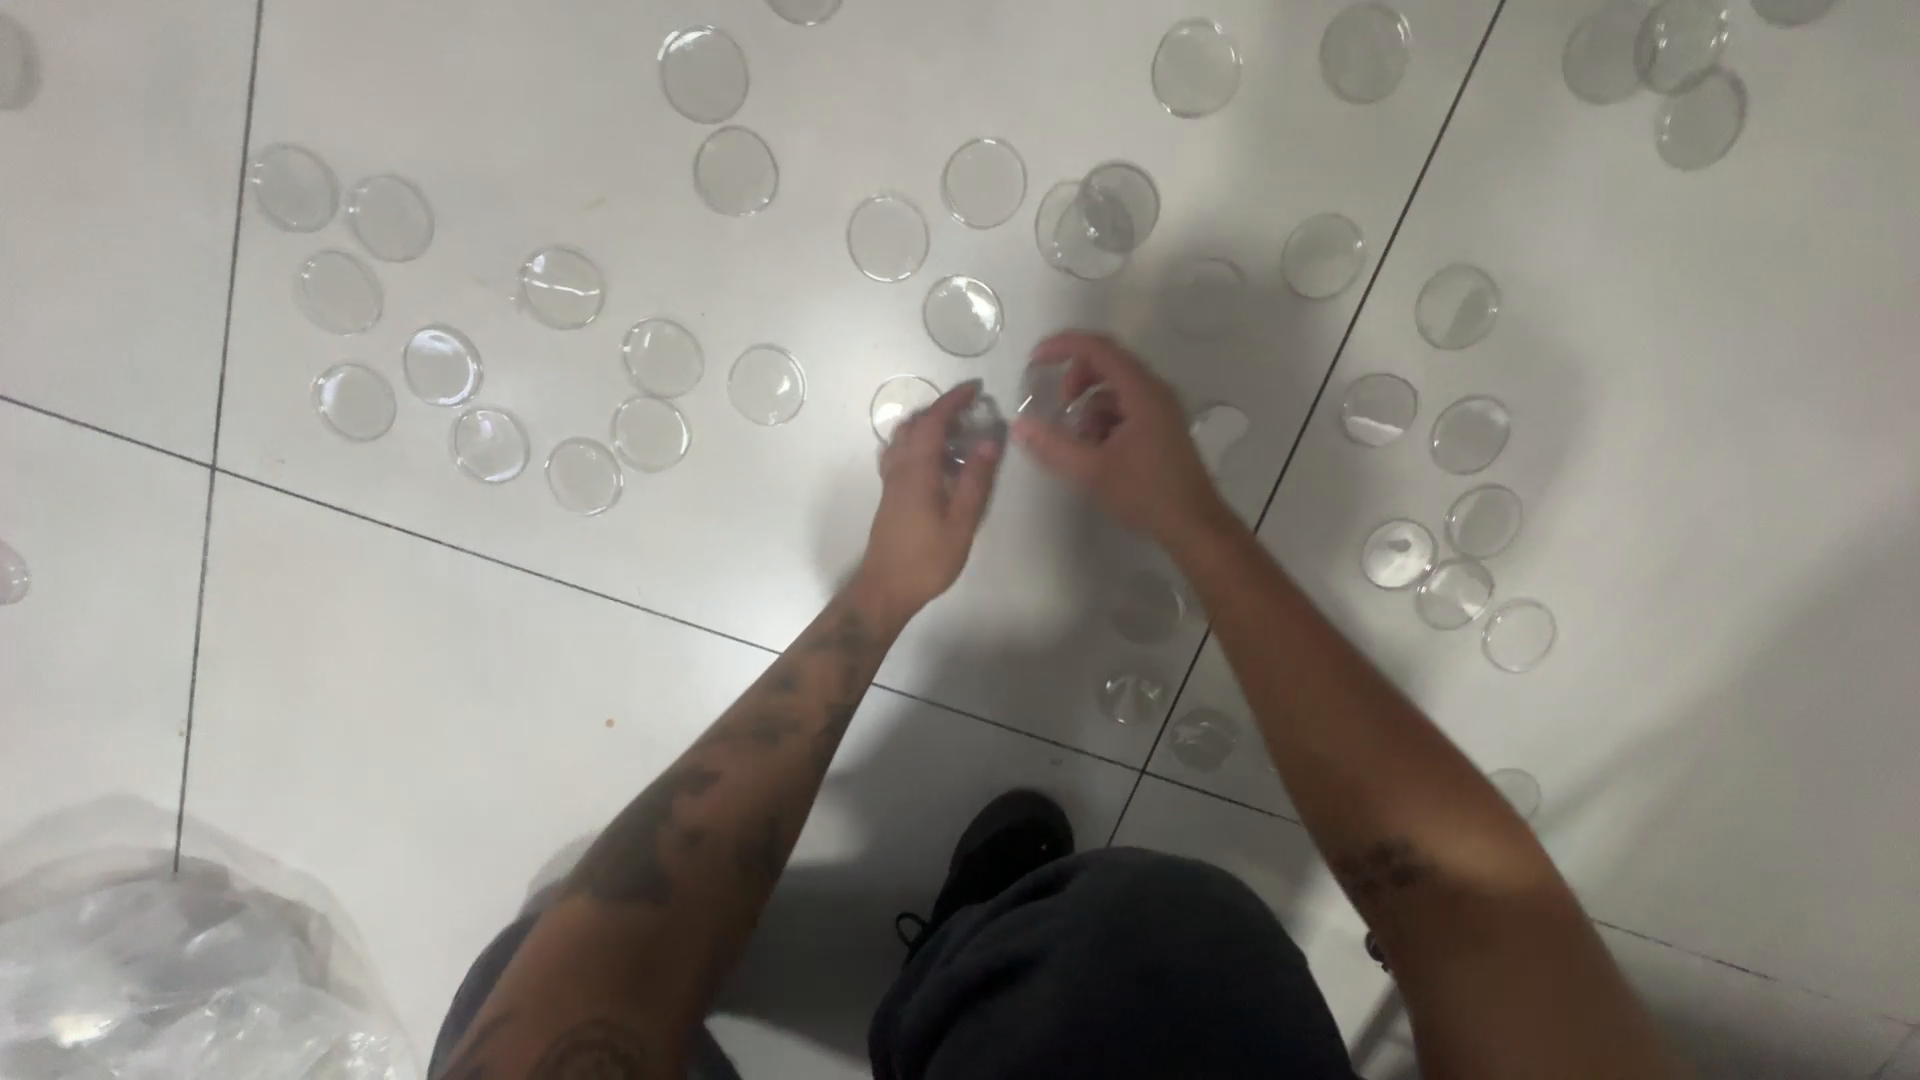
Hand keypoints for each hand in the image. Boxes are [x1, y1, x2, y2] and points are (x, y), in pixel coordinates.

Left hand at [851, 380, 1002, 624]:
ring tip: (957, 433)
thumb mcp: (961, 524)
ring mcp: (891, 483)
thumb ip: (975, 482)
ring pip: (903, 439)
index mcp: (916, 471)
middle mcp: (899, 470)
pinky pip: (901, 455)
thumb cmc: (926, 560)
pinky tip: (937, 461)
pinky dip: (919, 444)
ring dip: (928, 426)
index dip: (953, 400)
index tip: (975, 388)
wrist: (885, 588)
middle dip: (940, 409)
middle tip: (970, 410)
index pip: (932, 422)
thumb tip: (989, 441)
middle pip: (913, 425)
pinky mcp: (890, 496)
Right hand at [1013, 332, 1229, 543]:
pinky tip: (1098, 453)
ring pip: (1114, 391)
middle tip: (1058, 407)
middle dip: (1076, 381)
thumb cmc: (1146, 493)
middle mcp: (1154, 391)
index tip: (1035, 359)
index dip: (1063, 347)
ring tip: (1080, 444)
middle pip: (1107, 365)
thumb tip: (1020, 426)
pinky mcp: (1160, 427)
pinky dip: (1103, 422)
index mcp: (1142, 392)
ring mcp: (1160, 409)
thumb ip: (1053, 446)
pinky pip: (1124, 409)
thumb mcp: (1093, 470)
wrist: (1192, 523)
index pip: (1098, 349)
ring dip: (1089, 409)